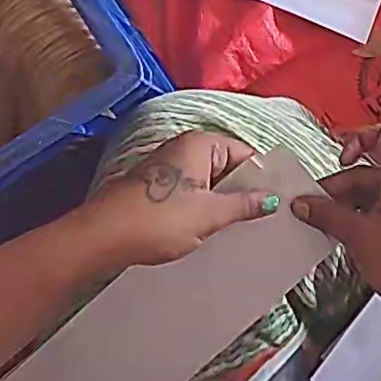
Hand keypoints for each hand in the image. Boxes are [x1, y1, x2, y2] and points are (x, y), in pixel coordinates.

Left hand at [79, 131, 273, 268]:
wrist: (102, 236)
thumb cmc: (159, 219)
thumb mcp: (209, 214)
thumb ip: (244, 205)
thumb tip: (271, 198)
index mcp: (201, 144)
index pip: (244, 152)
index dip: (262, 176)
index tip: (278, 199)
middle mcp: (184, 147)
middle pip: (227, 166)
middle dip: (243, 190)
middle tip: (265, 217)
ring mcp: (169, 166)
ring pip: (209, 181)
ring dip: (222, 202)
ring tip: (241, 227)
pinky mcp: (157, 186)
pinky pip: (191, 191)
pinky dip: (203, 207)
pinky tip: (210, 230)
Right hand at [292, 124, 380, 325]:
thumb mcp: (359, 235)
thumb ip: (328, 215)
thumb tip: (306, 204)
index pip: (380, 135)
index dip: (355, 139)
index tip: (337, 156)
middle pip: (369, 169)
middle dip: (340, 185)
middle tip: (316, 203)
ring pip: (373, 191)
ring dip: (348, 203)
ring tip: (326, 223)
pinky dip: (361, 216)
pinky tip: (345, 234)